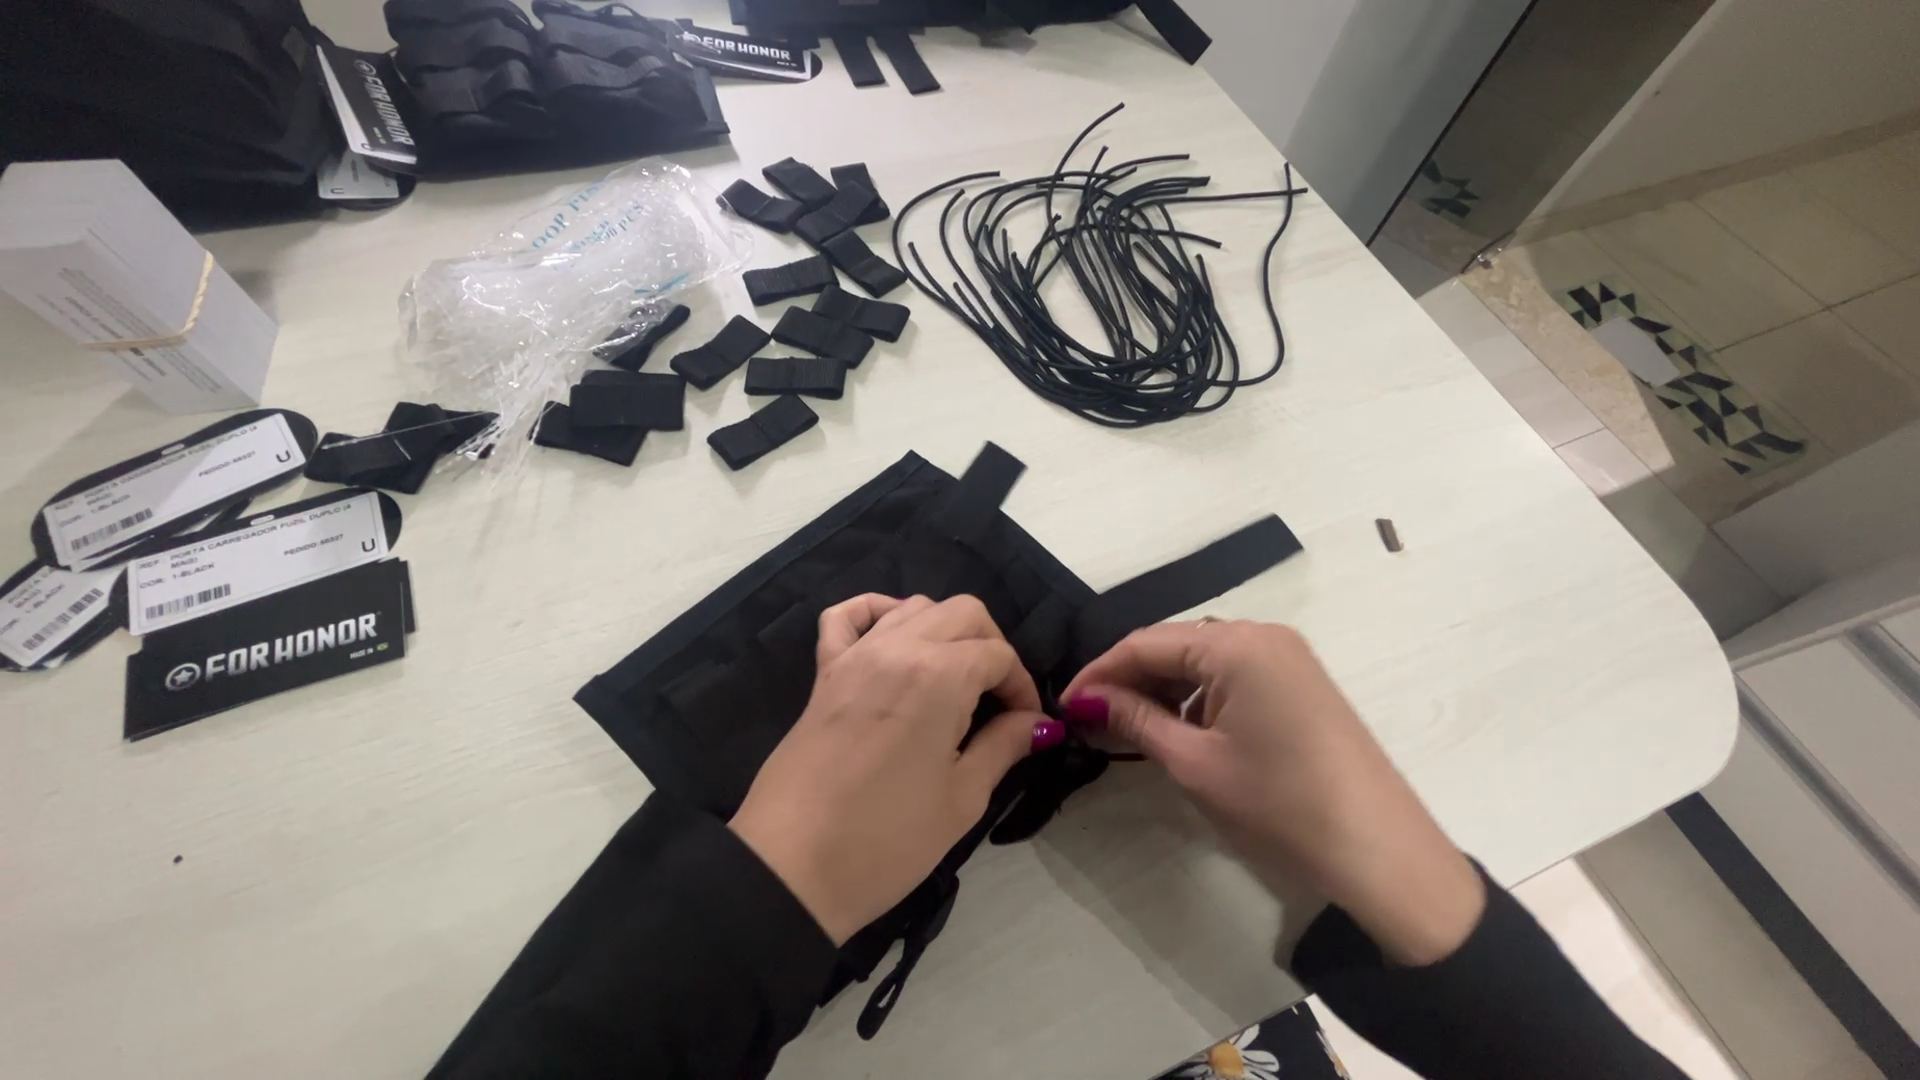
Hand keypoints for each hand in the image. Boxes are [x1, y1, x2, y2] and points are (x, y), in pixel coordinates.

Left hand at [729, 594, 1054, 944]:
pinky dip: (876, 612)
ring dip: (946, 631)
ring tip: (954, 680)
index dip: (1022, 688)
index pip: (998, 655)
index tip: (1027, 726)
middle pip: (963, 613)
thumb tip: (1038, 724)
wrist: (792, 867)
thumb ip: (1004, 746)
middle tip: (998, 700)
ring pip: (914, 608)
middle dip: (993, 647)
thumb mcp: (962, 798)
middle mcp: (898, 648)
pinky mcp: (824, 671)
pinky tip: (895, 637)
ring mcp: (855, 654)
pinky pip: (847, 616)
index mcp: (939, 675)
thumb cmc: (887, 840)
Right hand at [1062, 620, 1484, 965]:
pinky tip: (1176, 726)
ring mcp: (1286, 656)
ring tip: (1125, 725)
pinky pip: (1231, 674)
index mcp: (1236, 643)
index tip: (1064, 705)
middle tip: (1089, 718)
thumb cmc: (1280, 805)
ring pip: (1201, 659)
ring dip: (1161, 688)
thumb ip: (1135, 719)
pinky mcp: (1299, 681)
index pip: (1145, 643)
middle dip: (1128, 678)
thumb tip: (1086, 701)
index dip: (1099, 672)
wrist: (1383, 855)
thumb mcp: (1194, 763)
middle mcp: (1262, 634)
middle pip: (1174, 645)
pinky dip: (1196, 696)